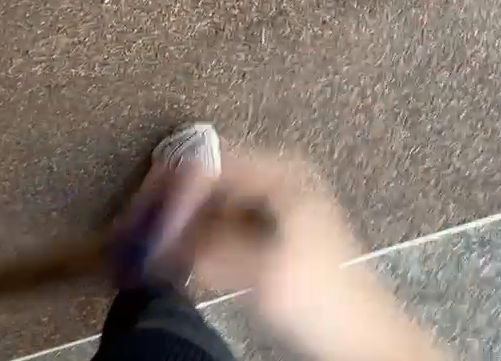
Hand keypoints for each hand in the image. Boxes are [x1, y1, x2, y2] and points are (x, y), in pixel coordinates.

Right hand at [138, 150, 445, 360]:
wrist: (363, 336)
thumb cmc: (323, 298)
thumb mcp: (262, 273)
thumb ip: (208, 250)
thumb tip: (161, 241)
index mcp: (280, 172)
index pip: (210, 163)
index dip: (173, 189)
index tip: (144, 214)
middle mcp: (275, 175)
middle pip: (208, 177)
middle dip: (172, 202)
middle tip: (137, 225)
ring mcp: (273, 200)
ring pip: (211, 199)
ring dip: (181, 220)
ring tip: (150, 243)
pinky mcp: (269, 228)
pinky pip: (221, 220)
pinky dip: (197, 235)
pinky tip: (176, 255)